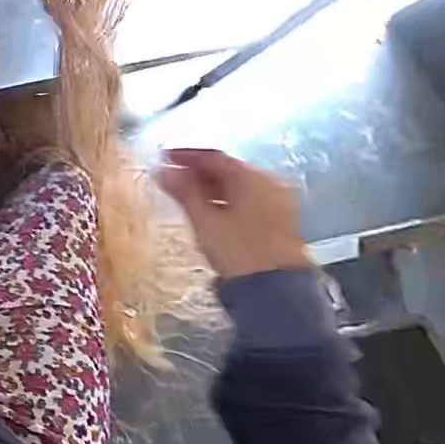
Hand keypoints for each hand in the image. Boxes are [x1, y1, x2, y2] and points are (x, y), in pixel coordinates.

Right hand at [158, 148, 310, 278]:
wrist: (275, 287)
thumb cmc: (238, 251)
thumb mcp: (204, 221)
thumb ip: (184, 192)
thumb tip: (165, 171)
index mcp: (251, 177)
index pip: (214, 157)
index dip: (187, 156)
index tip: (165, 157)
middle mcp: (269, 182)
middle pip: (228, 169)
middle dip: (198, 171)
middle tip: (173, 176)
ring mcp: (277, 199)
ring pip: (238, 185)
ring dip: (212, 186)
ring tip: (187, 194)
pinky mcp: (280, 217)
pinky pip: (248, 198)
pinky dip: (227, 198)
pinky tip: (212, 209)